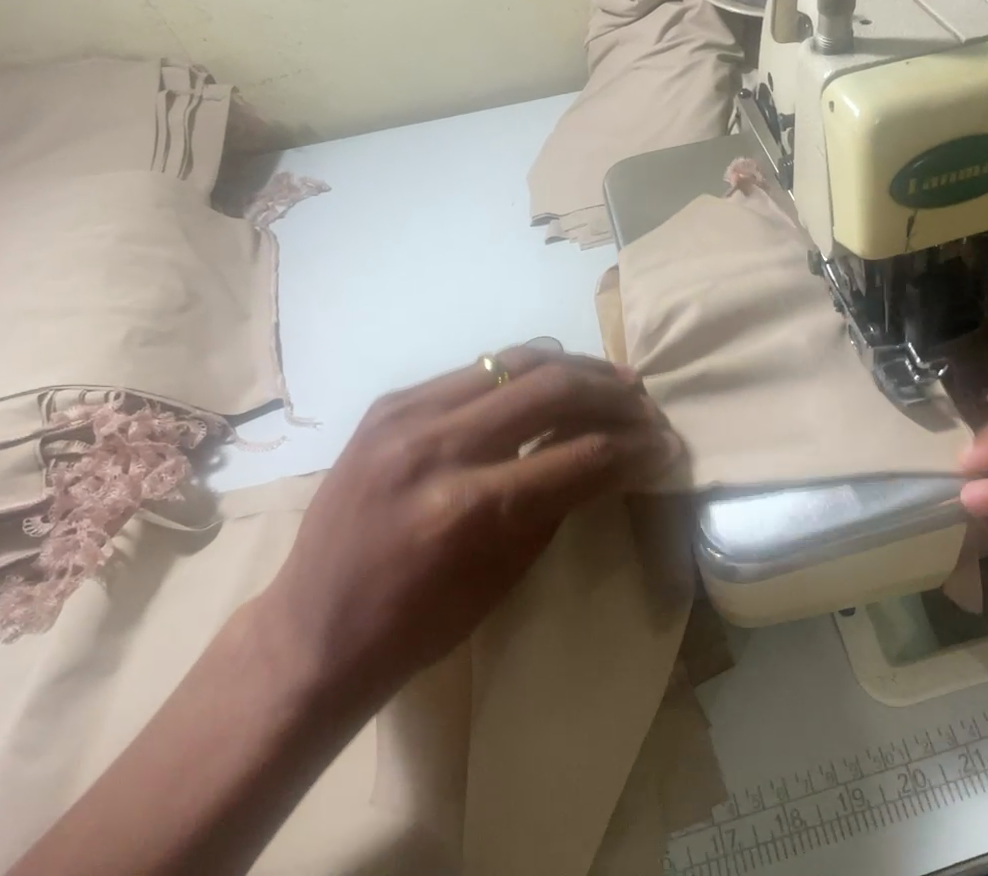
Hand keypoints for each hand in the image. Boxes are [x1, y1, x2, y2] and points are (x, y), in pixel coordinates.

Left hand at [258, 344, 678, 703]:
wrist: (319, 626)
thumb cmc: (422, 622)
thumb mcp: (508, 570)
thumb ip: (562, 498)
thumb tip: (615, 454)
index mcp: (471, 506)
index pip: (581, 454)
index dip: (636, 447)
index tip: (668, 445)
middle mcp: (437, 445)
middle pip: (553, 388)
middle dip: (614, 394)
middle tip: (646, 406)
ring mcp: (405, 415)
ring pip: (514, 361)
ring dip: (574, 369)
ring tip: (612, 382)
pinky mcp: (389, 404)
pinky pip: (474, 370)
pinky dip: (522, 375)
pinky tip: (549, 386)